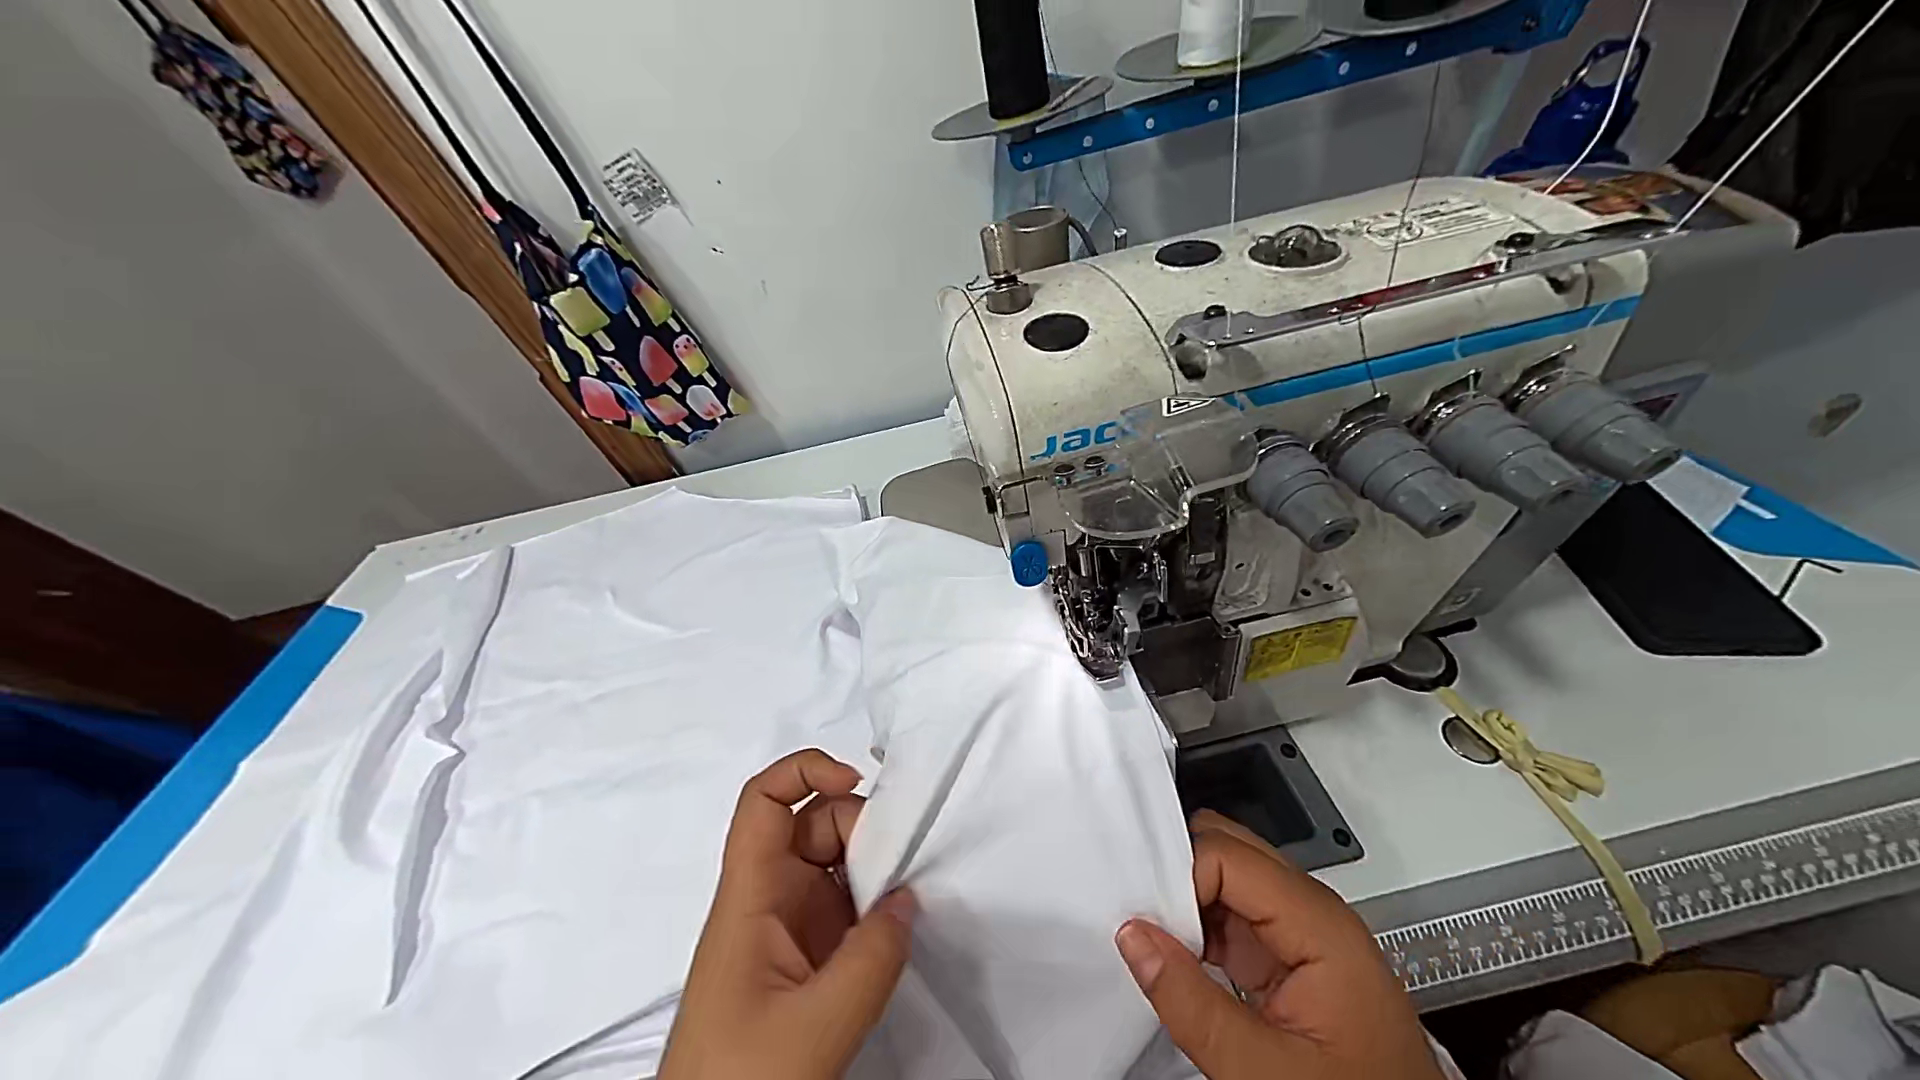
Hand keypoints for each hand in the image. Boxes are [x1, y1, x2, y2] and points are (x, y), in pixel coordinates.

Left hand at [660, 749, 915, 1079]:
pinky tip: (896, 924)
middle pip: (811, 824)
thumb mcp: (815, 1026)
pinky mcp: (805, 959)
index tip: (856, 783)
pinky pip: (844, 905)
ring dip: (872, 865)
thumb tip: (906, 899)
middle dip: (859, 826)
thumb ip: (872, 958)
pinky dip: (874, 901)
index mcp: (750, 896)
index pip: (763, 801)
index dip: (806, 771)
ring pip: (832, 863)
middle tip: (900, 862)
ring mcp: (788, 928)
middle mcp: (767, 898)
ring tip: (905, 894)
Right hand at [1115, 811, 1444, 1079]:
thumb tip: (1135, 939)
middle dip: (1176, 873)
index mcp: (1320, 926)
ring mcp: (1297, 933)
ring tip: (1154, 941)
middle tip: (1142, 916)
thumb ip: (1193, 1005)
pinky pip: (1226, 913)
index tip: (1145, 916)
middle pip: (1226, 847)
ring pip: (1221, 876)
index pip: (1226, 855)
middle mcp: (1312, 914)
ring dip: (1181, 901)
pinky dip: (1192, 925)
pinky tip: (1175, 957)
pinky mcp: (1283, 956)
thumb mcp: (1265, 1075)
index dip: (1178, 877)